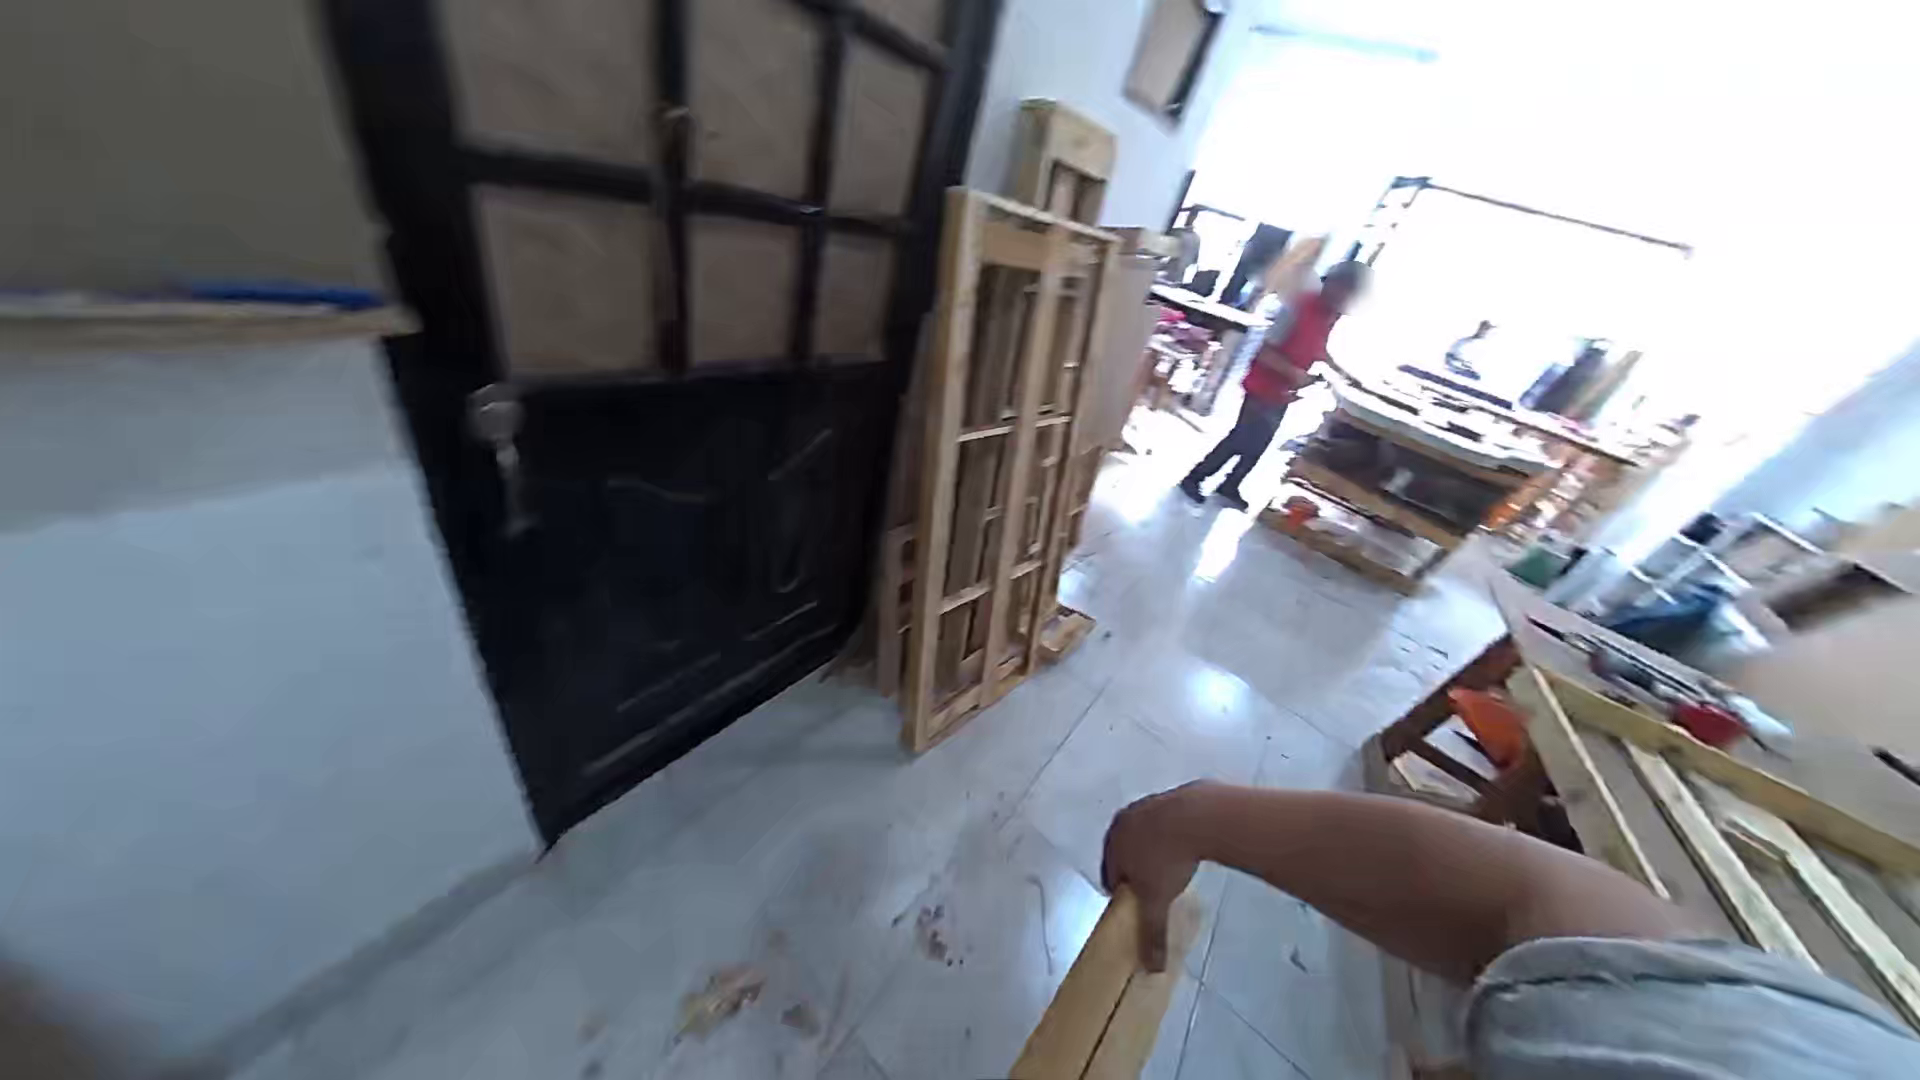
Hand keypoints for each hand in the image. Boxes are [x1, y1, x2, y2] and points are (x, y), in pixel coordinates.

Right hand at [1101, 783, 1208, 970]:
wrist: (1194, 817)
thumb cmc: (1166, 859)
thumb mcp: (1157, 901)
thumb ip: (1151, 933)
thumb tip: (1151, 969)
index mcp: (1113, 844)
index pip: (1109, 875)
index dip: (1122, 894)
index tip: (1138, 907)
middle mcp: (1122, 822)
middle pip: (1124, 852)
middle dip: (1135, 870)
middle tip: (1154, 890)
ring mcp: (1143, 807)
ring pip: (1142, 836)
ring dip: (1151, 851)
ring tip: (1171, 869)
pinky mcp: (1166, 800)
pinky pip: (1161, 824)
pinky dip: (1168, 836)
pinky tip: (1184, 849)